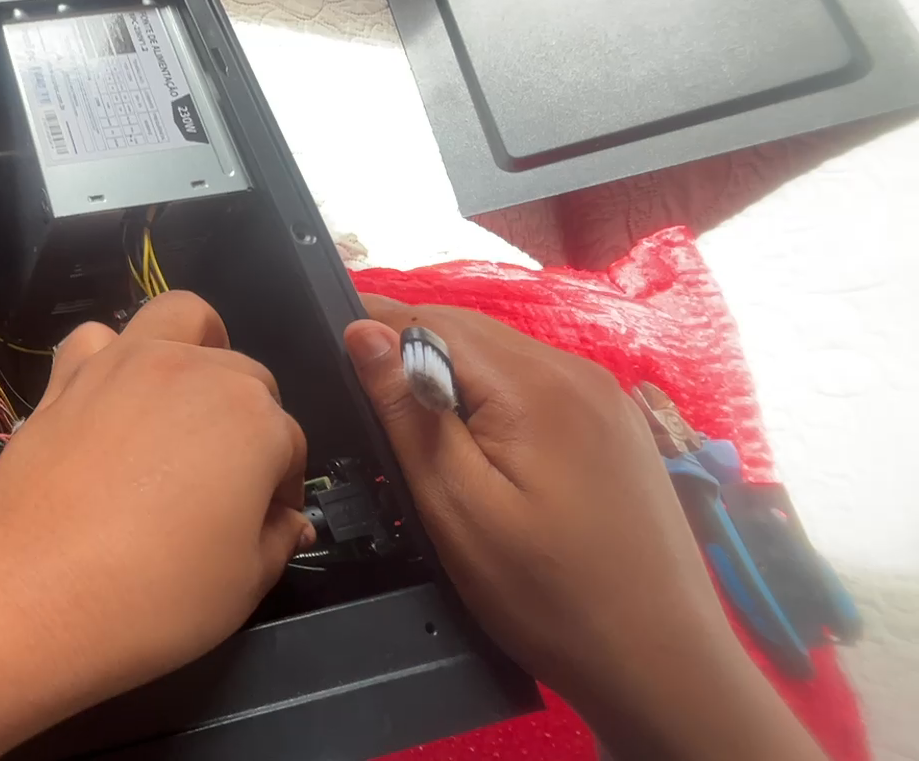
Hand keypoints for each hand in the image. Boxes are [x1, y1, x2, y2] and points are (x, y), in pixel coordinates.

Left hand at [0, 291, 312, 702]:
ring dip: (194, 346)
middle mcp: (191, 370)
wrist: (34, 588)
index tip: (266, 520)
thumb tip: (288, 518)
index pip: (289, 441)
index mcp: (252, 417)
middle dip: (247, 419)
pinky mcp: (68, 372)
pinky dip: (109, 356)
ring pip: (177, 316)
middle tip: (223, 476)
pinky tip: (109, 398)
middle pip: (242, 374)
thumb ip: (278, 537)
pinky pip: (96, 338)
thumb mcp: (245, 582)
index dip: (283, 485)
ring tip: (181, 402)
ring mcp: (123, 361)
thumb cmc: (154, 594)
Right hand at [345, 296, 822, 759]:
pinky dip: (482, 386)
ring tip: (404, 412)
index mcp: (535, 385)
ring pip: (494, 350)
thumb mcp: (452, 501)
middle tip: (359, 389)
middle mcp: (576, 372)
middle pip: (464, 328)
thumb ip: (405, 408)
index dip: (372, 325)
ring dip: (441, 365)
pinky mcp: (612, 424)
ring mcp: (603, 397)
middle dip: (404, 343)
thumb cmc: (542, 590)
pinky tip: (466, 429)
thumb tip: (361, 330)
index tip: (327, 351)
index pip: (430, 319)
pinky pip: (527, 377)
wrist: (663, 671)